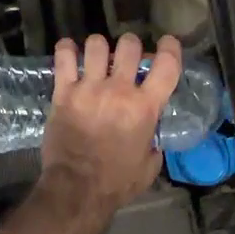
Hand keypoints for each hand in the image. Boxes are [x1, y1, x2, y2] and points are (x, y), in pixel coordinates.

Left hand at [40, 33, 182, 215]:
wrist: (78, 189)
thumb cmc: (117, 184)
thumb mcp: (148, 168)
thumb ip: (153, 145)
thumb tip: (151, 138)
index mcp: (145, 109)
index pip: (166, 65)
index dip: (170, 49)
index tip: (167, 46)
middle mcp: (119, 91)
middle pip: (129, 45)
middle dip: (131, 49)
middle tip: (126, 62)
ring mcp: (89, 88)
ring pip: (97, 44)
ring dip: (100, 49)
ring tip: (97, 61)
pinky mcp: (64, 92)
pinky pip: (64, 55)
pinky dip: (67, 50)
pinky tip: (70, 55)